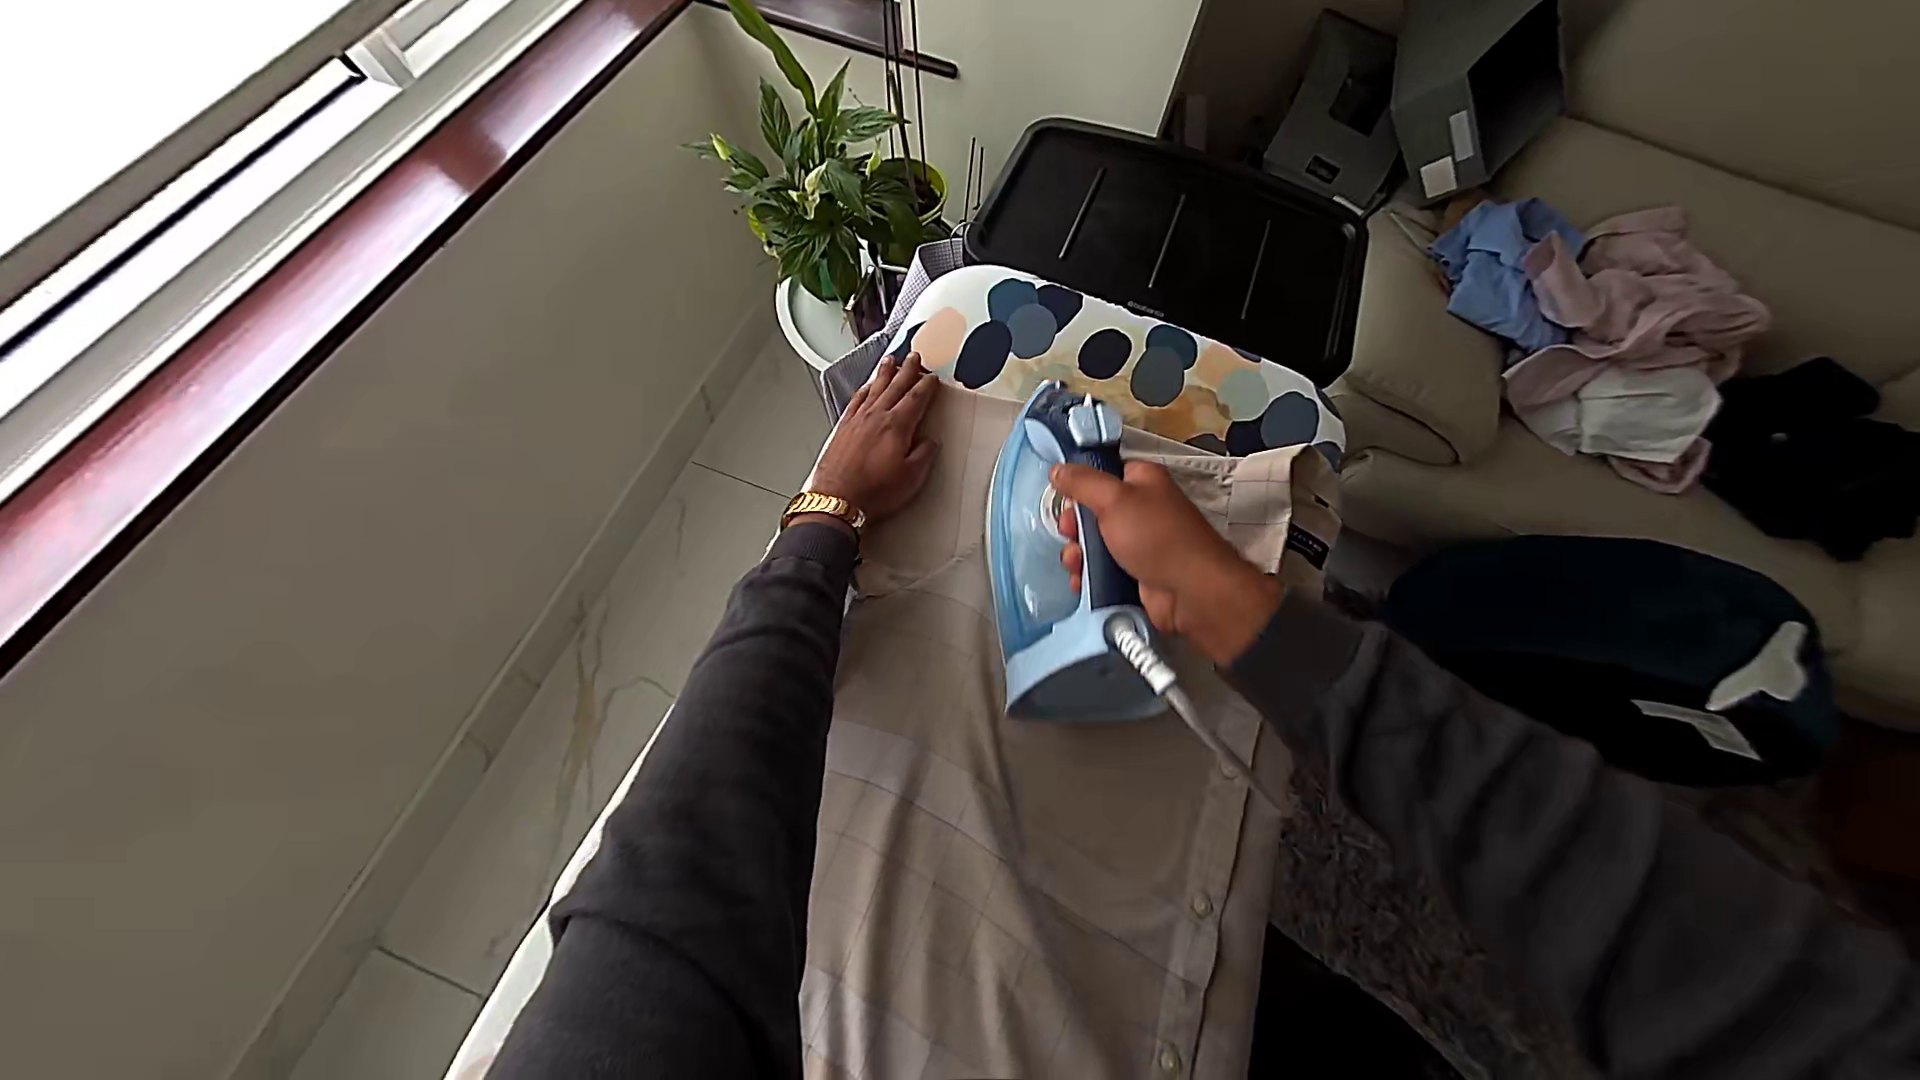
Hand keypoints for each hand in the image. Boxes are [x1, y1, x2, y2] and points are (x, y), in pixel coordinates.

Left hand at [802, 352, 940, 530]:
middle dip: (908, 370)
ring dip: (885, 373)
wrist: (838, 500)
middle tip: (914, 358)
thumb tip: (930, 442)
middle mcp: (876, 417)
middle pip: (896, 386)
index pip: (916, 399)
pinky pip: (856, 400)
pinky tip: (865, 387)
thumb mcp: (912, 478)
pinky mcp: (843, 428)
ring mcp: (857, 421)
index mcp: (897, 426)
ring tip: (891, 361)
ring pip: (874, 388)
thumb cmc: (872, 492)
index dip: (927, 386)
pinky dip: (864, 390)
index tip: (933, 379)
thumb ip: (924, 455)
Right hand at [1051, 461, 1284, 665]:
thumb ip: (1082, 482)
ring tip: (1077, 563)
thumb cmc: (1159, 538)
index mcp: (1142, 480)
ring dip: (1077, 554)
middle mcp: (1140, 508)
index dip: (1079, 486)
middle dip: (1074, 527)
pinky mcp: (1133, 570)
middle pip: (1091, 511)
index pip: (1102, 473)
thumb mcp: (1115, 500)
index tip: (1066, 499)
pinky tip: (1083, 580)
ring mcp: (1137, 542)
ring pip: (1092, 543)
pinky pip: (1101, 568)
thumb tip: (1058, 470)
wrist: (1191, 593)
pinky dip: (1088, 575)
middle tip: (1072, 535)